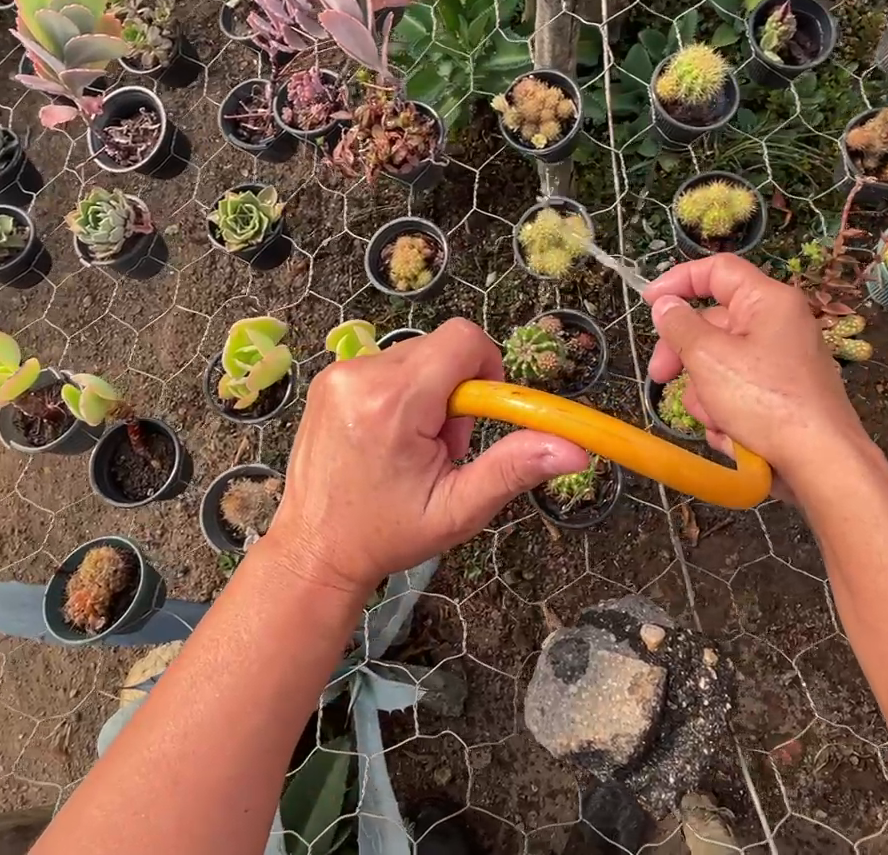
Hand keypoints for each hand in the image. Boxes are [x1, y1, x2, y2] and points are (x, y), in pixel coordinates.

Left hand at [268, 318, 589, 596]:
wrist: (314, 549)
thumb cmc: (386, 534)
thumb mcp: (459, 510)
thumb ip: (515, 468)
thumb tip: (573, 447)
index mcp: (394, 403)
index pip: (463, 339)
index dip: (488, 367)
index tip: (479, 414)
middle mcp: (361, 374)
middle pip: (441, 348)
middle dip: (457, 390)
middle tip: (442, 446)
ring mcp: (339, 373)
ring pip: (417, 355)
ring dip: (429, 392)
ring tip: (413, 446)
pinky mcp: (329, 378)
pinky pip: (389, 364)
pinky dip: (403, 392)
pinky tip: (391, 436)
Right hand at [644, 254, 869, 470]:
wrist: (821, 463)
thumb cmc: (766, 401)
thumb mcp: (708, 358)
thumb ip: (679, 326)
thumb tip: (665, 305)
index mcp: (768, 302)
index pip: (717, 270)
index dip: (677, 280)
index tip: (649, 302)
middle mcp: (778, 326)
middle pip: (712, 324)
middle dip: (683, 355)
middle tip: (659, 376)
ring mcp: (781, 364)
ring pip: (720, 366)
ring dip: (705, 394)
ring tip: (716, 418)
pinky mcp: (781, 398)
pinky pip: (737, 394)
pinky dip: (726, 413)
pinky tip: (733, 436)